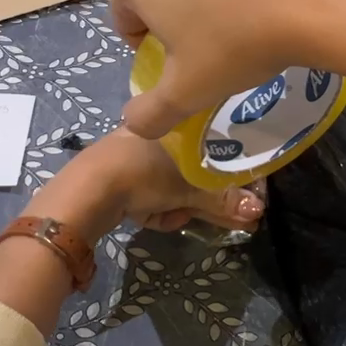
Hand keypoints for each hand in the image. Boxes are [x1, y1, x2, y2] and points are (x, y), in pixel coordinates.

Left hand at [25, 128, 264, 238]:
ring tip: (177, 217)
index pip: (217, 143)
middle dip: (212, 199)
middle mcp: (160, 137)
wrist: (86, 191)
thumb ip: (223, 201)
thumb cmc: (141, 174)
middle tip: (235, 221)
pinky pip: (155, 197)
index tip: (249, 194)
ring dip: (181, 207)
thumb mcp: (188, 188)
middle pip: (199, 171)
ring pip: (177, 188)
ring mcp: (139, 159)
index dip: (236, 171)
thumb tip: (259, 212)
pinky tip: (151, 217)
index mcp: (177, 124)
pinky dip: (157, 211)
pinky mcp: (124, 180)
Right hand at [110, 0, 345, 137]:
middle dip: (177, 21)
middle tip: (212, 50)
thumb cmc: (236, 42)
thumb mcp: (187, 93)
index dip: (149, 51)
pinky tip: (270, 4)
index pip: (125, 20)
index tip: (183, 67)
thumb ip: (150, 114)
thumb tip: (133, 124)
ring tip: (245, 28)